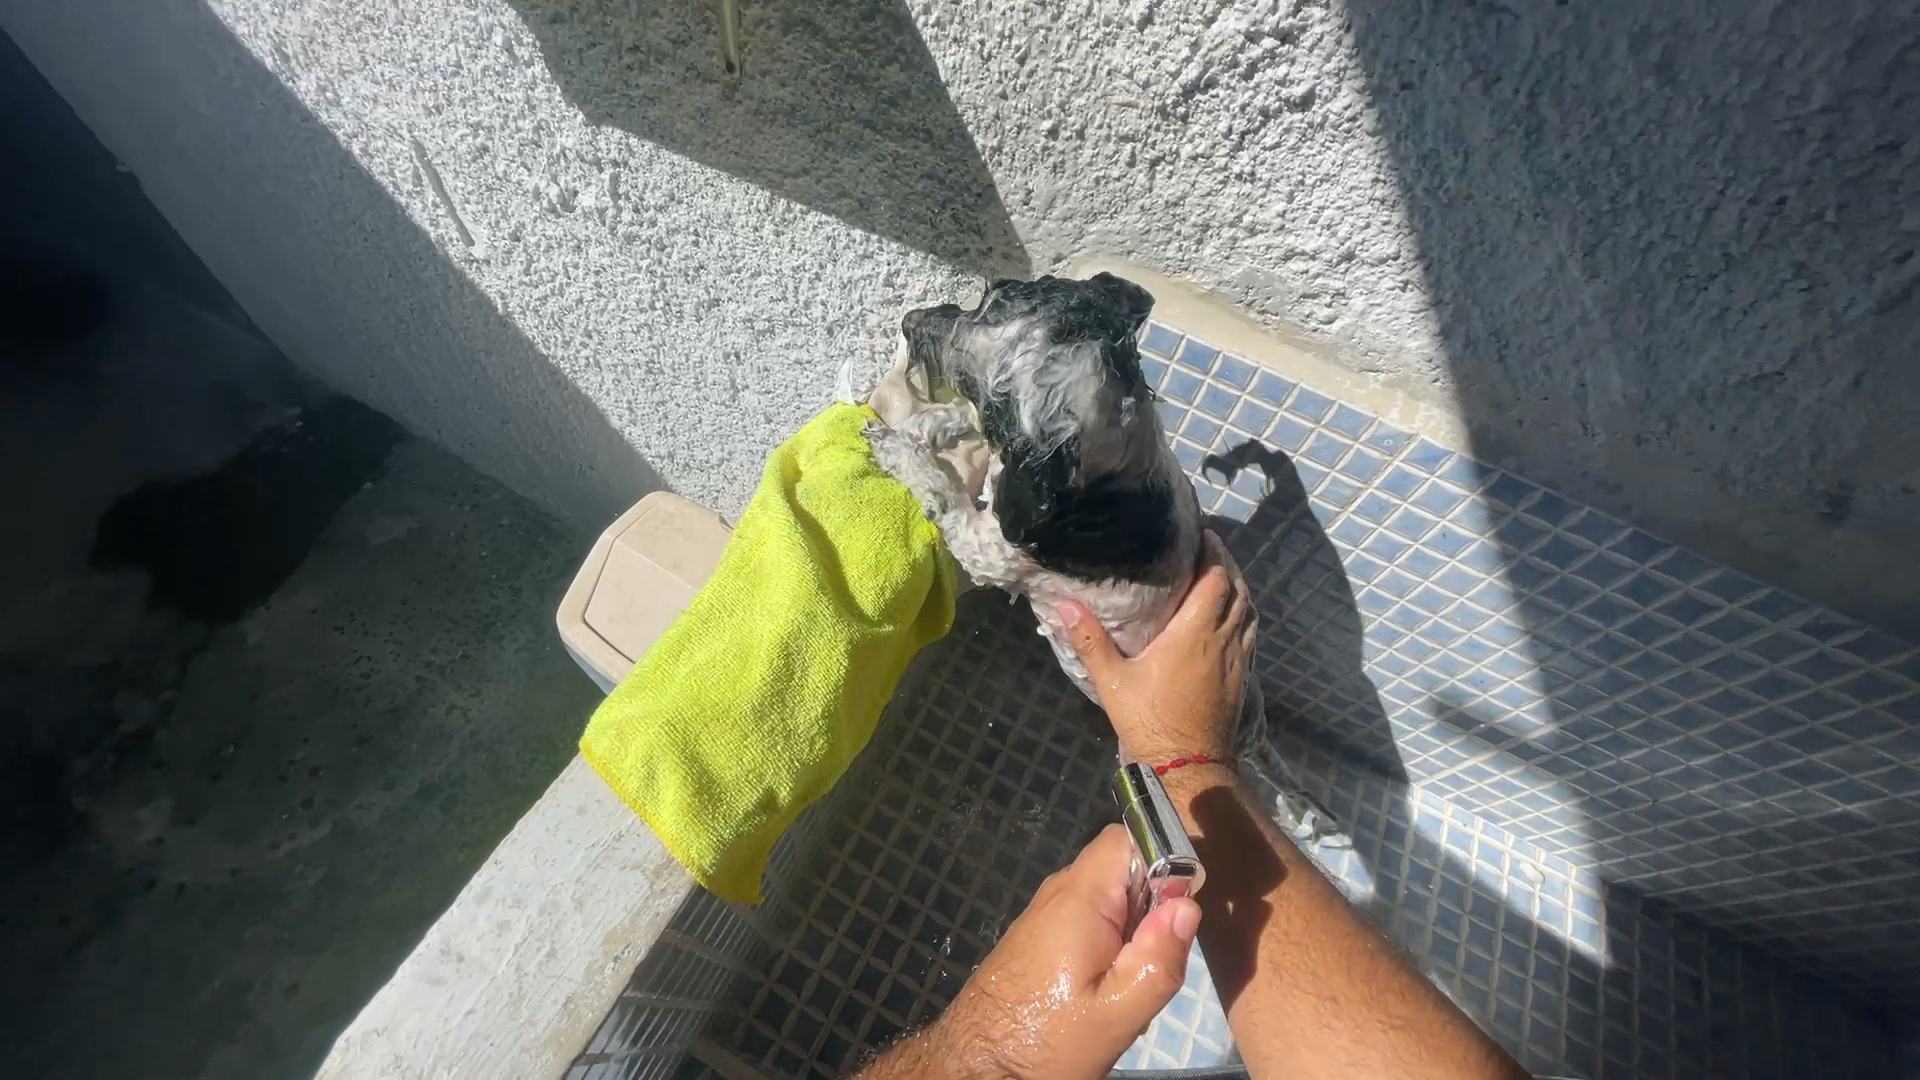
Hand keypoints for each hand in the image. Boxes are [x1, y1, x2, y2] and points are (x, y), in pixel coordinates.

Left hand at [859, 825, 1199, 1079]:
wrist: (980, 1060)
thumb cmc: (1047, 1037)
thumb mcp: (1116, 1014)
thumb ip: (1157, 960)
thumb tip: (1188, 905)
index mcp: (1081, 894)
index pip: (1127, 836)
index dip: (1163, 858)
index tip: (1180, 905)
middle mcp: (1062, 888)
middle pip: (1122, 865)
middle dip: (1152, 900)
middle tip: (1154, 954)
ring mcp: (1049, 907)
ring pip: (1110, 892)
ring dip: (1133, 924)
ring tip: (1131, 975)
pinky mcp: (1044, 928)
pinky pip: (1091, 913)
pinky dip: (1111, 937)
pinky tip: (1106, 981)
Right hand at [1059, 531, 1255, 764]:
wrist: (1187, 767)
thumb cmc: (1149, 720)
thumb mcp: (1113, 680)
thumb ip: (1090, 641)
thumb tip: (1065, 605)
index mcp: (1194, 634)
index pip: (1215, 582)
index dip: (1214, 555)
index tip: (1204, 535)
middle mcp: (1222, 641)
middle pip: (1238, 592)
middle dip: (1229, 565)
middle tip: (1212, 548)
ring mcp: (1237, 661)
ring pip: (1249, 614)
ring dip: (1239, 590)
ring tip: (1222, 576)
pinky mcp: (1241, 679)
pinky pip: (1250, 635)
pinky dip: (1244, 616)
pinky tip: (1230, 620)